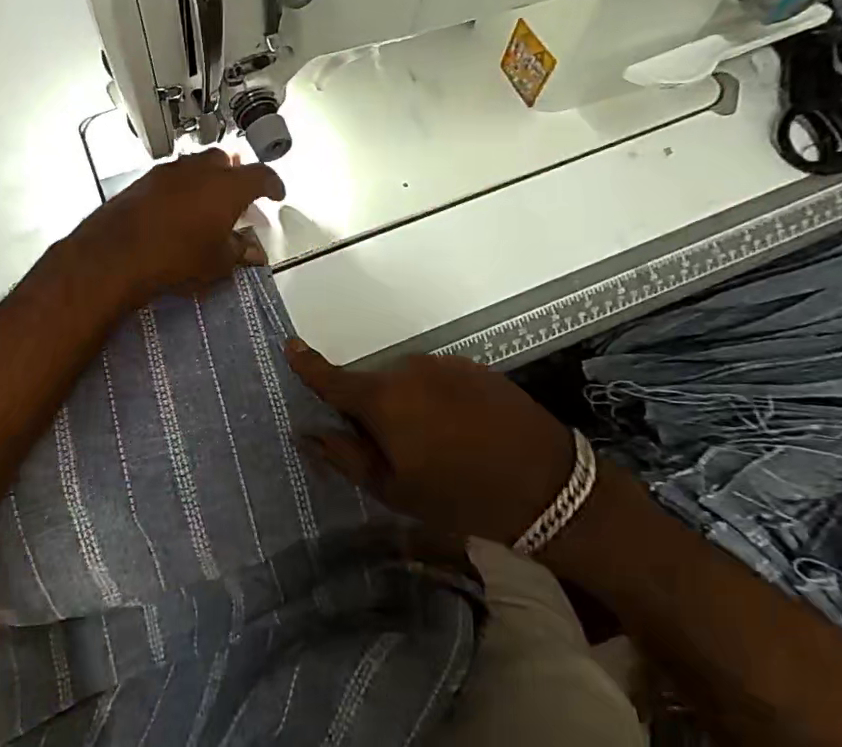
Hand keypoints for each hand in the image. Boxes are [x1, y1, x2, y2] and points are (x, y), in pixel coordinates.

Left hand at [65, 149, 284, 307]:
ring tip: (206, 202)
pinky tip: (176, 208)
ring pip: (194, 165)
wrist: (117, 253)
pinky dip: (180, 187)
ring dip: (204, 179)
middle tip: (237, 196)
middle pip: (224, 161)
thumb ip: (239, 252)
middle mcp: (199, 169)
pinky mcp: (142, 181)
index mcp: (227, 186)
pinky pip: (171, 177)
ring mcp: (168, 171)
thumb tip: (252, 251)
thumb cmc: (177, 257)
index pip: (261, 175)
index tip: (275, 193)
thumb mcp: (217, 262)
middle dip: (234, 175)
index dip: (272, 184)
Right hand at [285, 340, 574, 546]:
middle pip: (370, 384)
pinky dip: (435, 399)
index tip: (289, 346)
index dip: (306, 363)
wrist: (551, 487)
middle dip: (370, 408)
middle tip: (391, 448)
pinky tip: (460, 431)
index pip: (331, 377)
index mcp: (382, 399)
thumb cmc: (462, 495)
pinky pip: (436, 379)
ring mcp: (443, 364)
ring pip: (404, 381)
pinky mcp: (473, 367)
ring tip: (434, 444)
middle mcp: (407, 369)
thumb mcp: (395, 489)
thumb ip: (344, 456)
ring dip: (406, 404)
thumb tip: (306, 432)